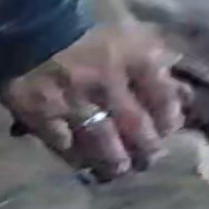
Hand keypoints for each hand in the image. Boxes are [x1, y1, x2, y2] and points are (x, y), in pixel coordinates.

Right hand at [2, 23, 184, 178]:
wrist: (36, 36)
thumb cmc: (86, 36)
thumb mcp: (133, 37)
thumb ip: (151, 61)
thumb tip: (172, 88)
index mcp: (140, 62)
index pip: (164, 97)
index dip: (169, 119)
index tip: (169, 135)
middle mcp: (112, 86)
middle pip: (134, 123)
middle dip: (142, 146)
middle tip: (145, 164)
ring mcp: (75, 105)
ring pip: (100, 138)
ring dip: (109, 158)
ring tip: (115, 172)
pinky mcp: (42, 118)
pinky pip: (60, 142)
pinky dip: (71, 155)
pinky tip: (77, 165)